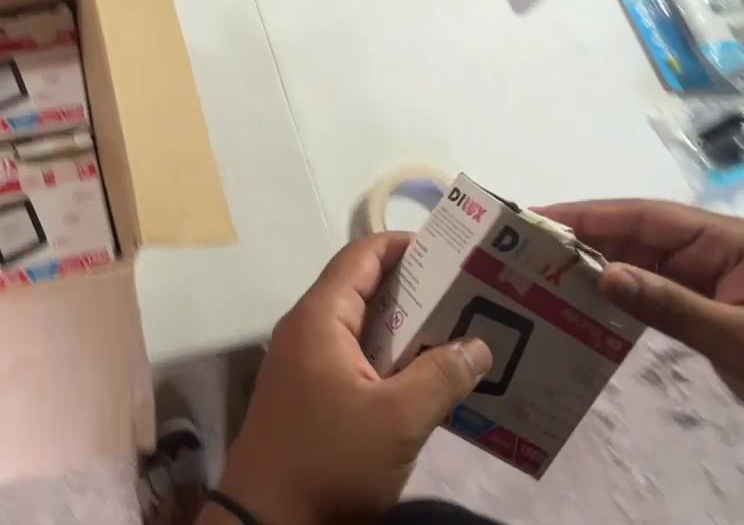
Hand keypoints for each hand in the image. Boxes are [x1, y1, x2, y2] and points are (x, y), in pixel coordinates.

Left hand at [214, 233, 492, 524]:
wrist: (267, 519)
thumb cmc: (329, 459)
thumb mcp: (396, 420)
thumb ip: (440, 377)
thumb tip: (476, 344)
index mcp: (319, 316)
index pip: (361, 257)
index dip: (402, 246)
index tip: (450, 250)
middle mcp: (307, 328)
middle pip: (362, 288)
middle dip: (413, 287)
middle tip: (467, 293)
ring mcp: (305, 361)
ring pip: (361, 326)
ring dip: (404, 327)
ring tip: (458, 331)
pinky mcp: (310, 393)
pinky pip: (355, 357)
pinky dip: (389, 357)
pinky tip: (425, 377)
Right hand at [537, 199, 743, 461]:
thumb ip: (672, 306)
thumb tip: (602, 274)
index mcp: (728, 241)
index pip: (646, 217)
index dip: (590, 214)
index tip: (539, 217)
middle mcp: (712, 249)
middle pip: (634, 233)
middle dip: (583, 236)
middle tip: (525, 244)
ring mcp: (706, 277)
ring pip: (637, 260)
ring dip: (594, 264)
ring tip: (541, 268)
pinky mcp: (703, 305)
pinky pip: (648, 289)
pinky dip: (616, 292)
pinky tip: (581, 300)